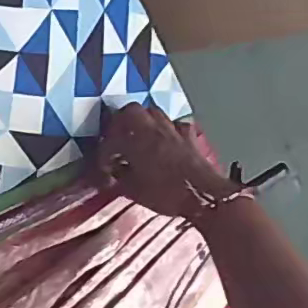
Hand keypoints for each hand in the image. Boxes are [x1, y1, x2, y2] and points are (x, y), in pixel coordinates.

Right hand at [93, 103, 232, 218]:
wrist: (203, 195)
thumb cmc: (165, 193)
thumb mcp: (133, 189)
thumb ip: (119, 175)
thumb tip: (114, 170)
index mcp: (133, 139)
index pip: (110, 140)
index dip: (103, 154)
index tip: (103, 166)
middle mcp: (152, 128)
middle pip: (130, 112)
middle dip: (120, 123)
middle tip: (116, 138)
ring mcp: (173, 129)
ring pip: (153, 114)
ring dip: (142, 122)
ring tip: (137, 137)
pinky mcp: (189, 135)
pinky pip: (173, 125)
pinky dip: (165, 131)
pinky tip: (164, 142)